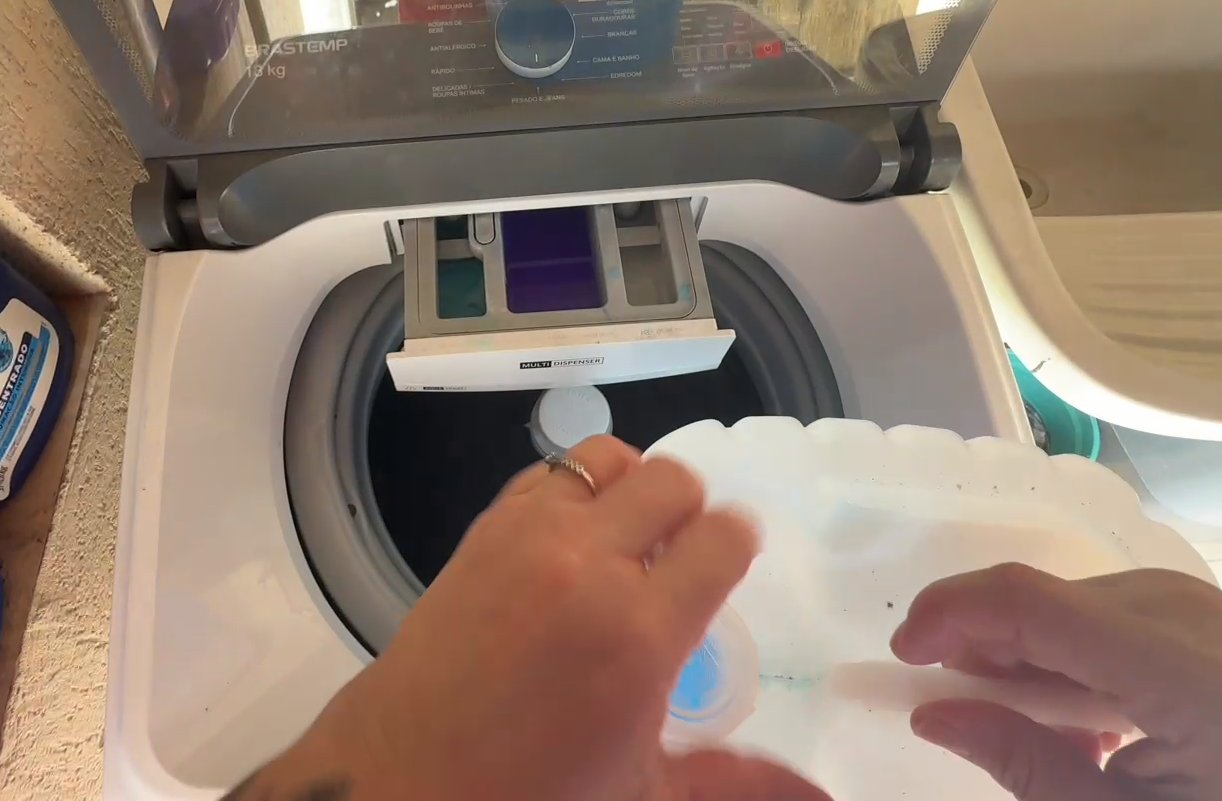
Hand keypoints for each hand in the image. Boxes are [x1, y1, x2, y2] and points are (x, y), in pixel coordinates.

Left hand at [241, 434, 827, 800]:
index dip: (736, 538)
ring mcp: (531, 531)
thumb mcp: (643, 794)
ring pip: (605, 456)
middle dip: (688, 506)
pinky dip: (572, 486)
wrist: (402, 776)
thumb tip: (819, 794)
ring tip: (623, 528)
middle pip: (670, 478)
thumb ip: (735, 780)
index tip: (730, 552)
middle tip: (676, 547)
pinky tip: (567, 531)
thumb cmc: (532, 795)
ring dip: (629, 482)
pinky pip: (547, 471)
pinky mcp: (487, 523)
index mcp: (641, 630)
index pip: (721, 537)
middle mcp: (589, 560)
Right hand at [892, 563, 1221, 800]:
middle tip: (955, 699)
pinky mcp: (1191, 603)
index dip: (948, 614)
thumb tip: (929, 716)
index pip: (1027, 601)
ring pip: (1053, 599)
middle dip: (975, 639)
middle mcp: (1182, 609)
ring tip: (1026, 716)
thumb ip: (1028, 768)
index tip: (903, 656)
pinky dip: (1056, 649)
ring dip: (1015, 648)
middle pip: (1034, 596)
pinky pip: (1089, 608)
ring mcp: (1191, 599)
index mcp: (1185, 672)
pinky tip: (1076, 708)